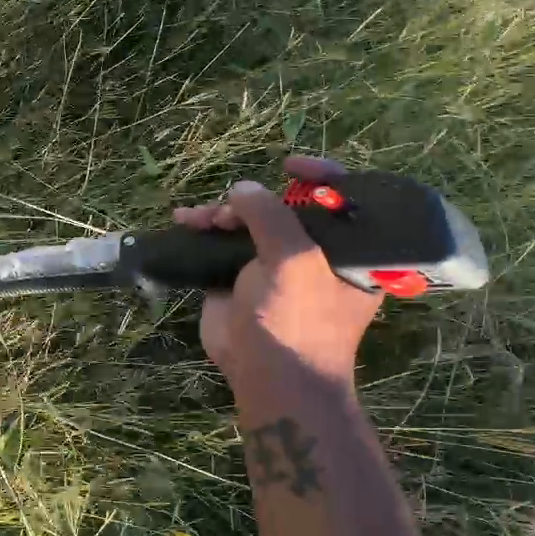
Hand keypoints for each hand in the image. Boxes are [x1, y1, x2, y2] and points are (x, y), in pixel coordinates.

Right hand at [173, 157, 382, 395]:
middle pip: (283, 208)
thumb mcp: (295, 262)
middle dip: (252, 200)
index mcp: (350, 255)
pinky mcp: (236, 276)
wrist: (268, 370)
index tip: (290, 165)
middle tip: (230, 210)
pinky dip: (202, 227)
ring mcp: (272, 266)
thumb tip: (243, 188)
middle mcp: (314, 256)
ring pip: (245, 222)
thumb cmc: (299, 319)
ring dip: (219, 212)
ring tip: (196, 219)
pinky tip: (183, 222)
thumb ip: (272, 219)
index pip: (346, 203)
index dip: (324, 178)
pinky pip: (219, 241)